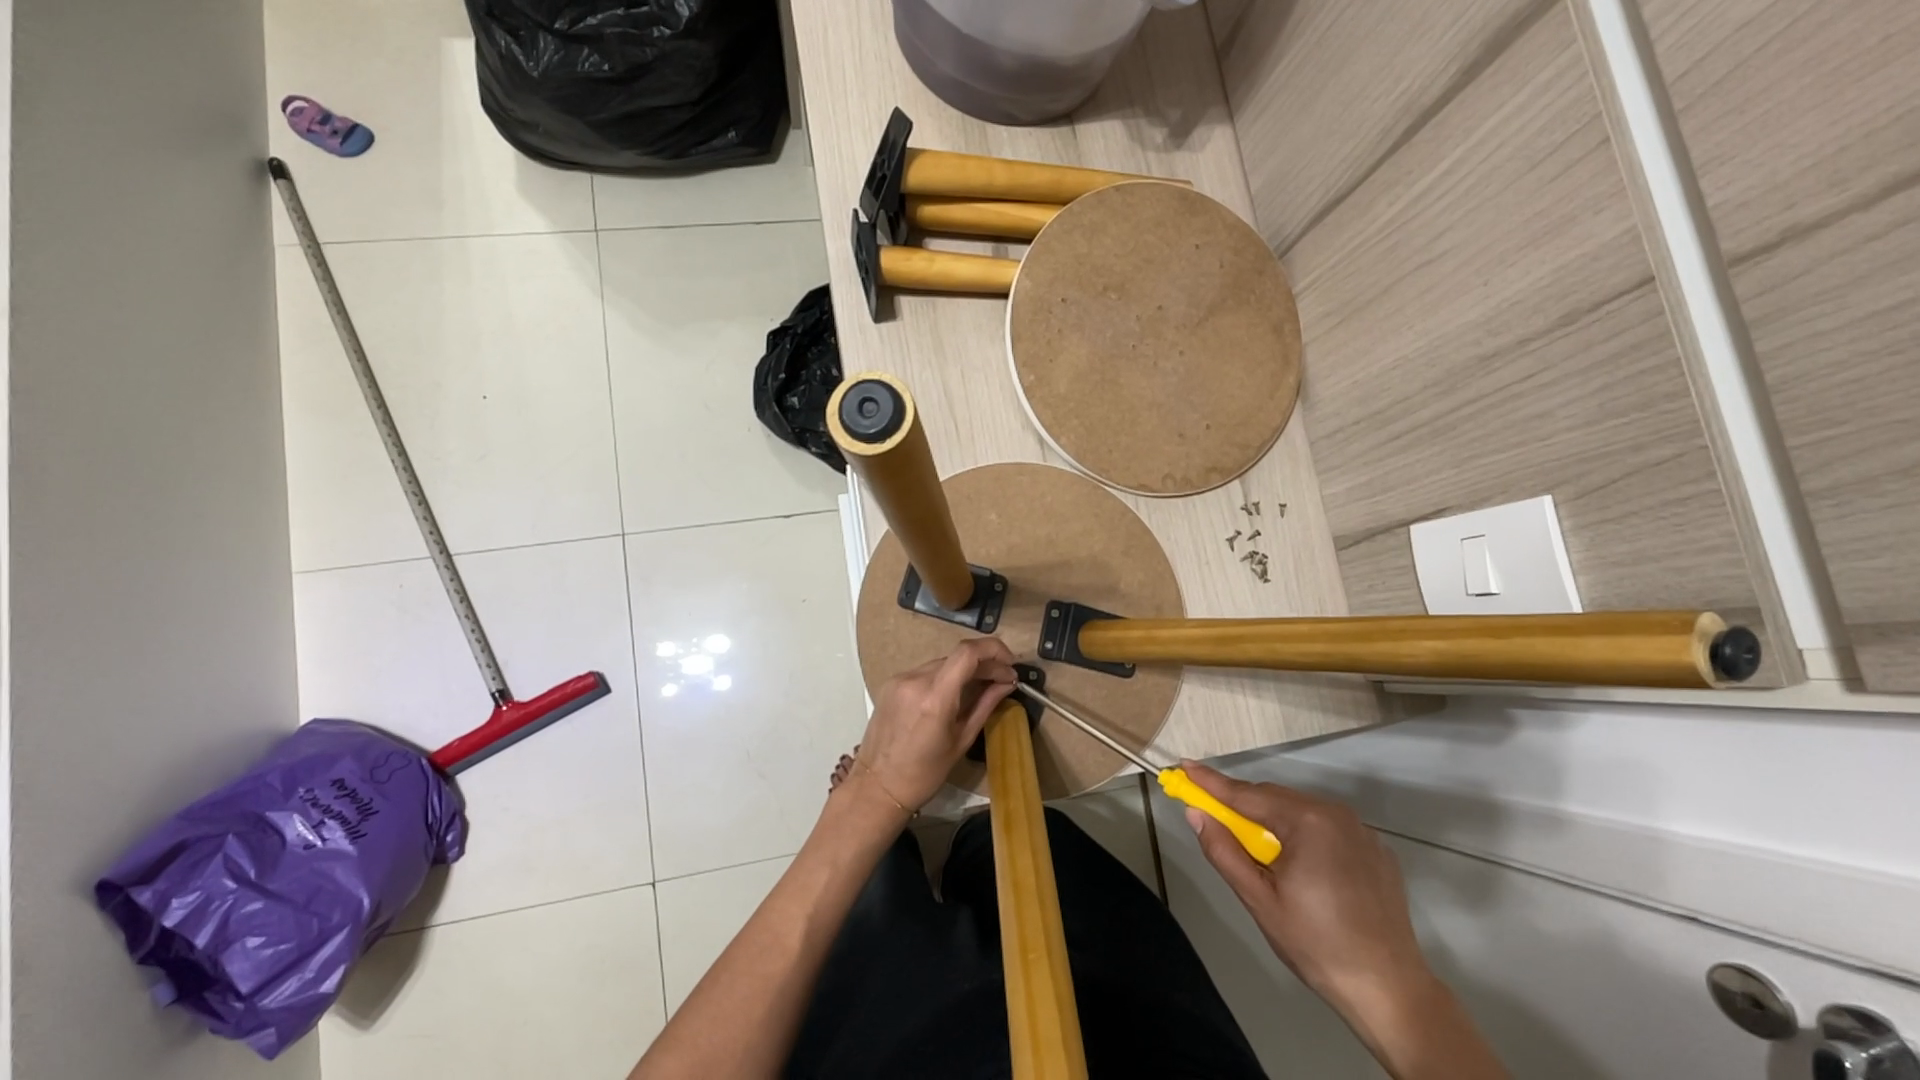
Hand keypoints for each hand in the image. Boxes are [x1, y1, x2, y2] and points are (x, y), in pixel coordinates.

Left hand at [855, 639, 1017, 810]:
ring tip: (979, 688)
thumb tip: (1007, 682)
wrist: (878, 786)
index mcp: (934, 697)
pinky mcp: (890, 684)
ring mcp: (899, 680)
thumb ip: (986, 705)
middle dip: (983, 664)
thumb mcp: (962, 740)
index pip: (967, 652)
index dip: (994, 649)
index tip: (1010, 664)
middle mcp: (915, 680)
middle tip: (1002, 680)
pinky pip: (924, 672)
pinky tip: (952, 694)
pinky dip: (943, 677)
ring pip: (941, 663)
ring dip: (963, 671)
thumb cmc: (925, 773)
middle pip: (956, 657)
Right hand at [1181, 763, 1430, 1015]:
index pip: (1247, 795)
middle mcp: (1337, 815)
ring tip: (1255, 851)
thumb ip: (1224, 851)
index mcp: (1307, 822)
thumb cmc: (1316, 944)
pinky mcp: (1376, 852)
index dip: (1211, 783)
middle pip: (1275, 799)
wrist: (1388, 987)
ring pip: (1302, 814)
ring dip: (1272, 822)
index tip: (1184, 767)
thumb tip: (1197, 814)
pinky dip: (1303, 837)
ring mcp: (1362, 832)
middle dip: (1242, 805)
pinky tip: (1299, 868)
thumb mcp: (1259, 900)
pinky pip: (1328, 831)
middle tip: (1210, 813)